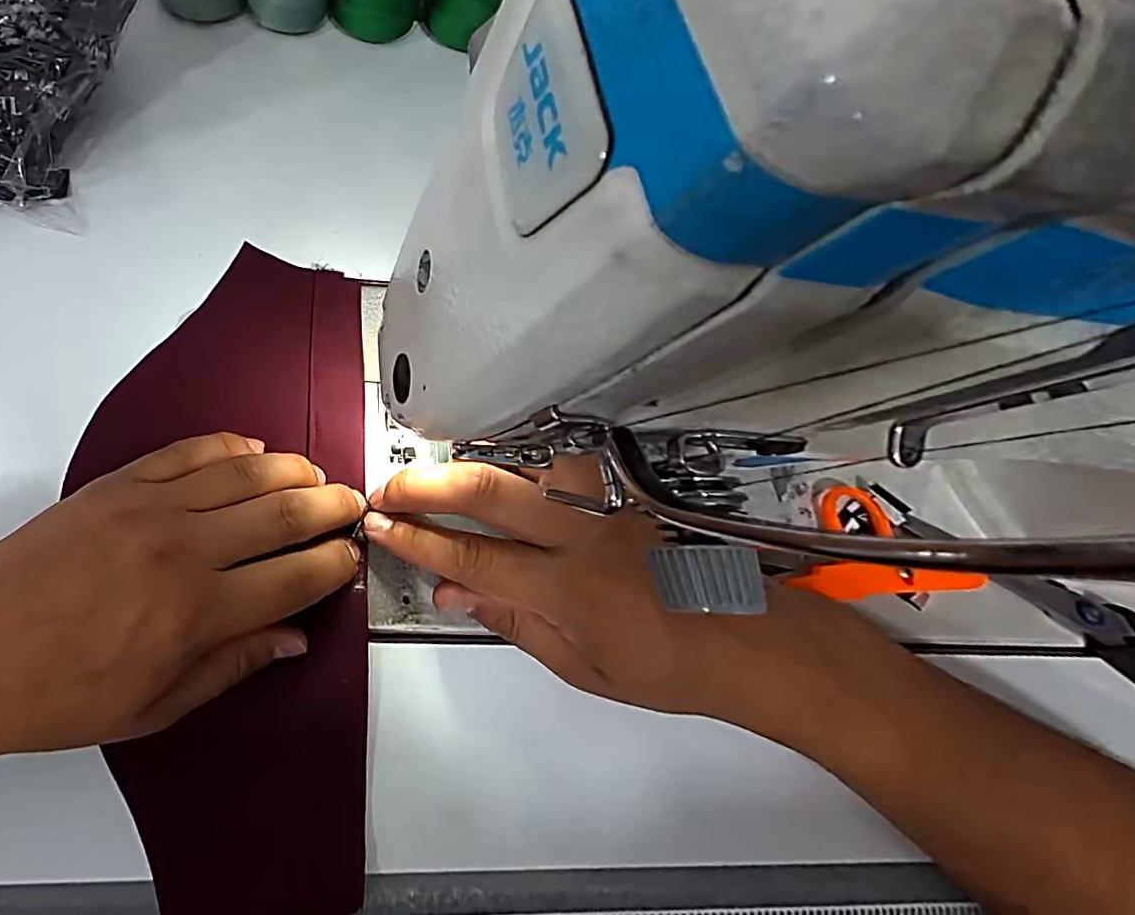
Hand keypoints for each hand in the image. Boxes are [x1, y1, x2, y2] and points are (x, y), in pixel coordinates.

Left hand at [0, 433, 363, 801]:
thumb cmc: (56, 691)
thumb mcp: (154, 707)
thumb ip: (233, 665)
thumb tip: (291, 638)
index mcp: (196, 612)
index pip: (294, 576)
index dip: (333, 564)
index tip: (349, 557)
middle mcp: (183, 549)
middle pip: (283, 513)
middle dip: (330, 506)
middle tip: (351, 505)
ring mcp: (150, 506)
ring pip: (245, 472)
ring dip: (291, 469)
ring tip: (315, 474)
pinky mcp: (119, 483)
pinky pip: (190, 451)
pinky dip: (229, 446)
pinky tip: (253, 450)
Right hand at [363, 459, 907, 735]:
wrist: (753, 639)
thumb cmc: (671, 666)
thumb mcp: (580, 667)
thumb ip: (511, 621)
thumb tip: (451, 595)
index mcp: (567, 592)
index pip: (471, 559)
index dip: (416, 541)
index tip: (380, 526)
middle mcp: (581, 540)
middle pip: (488, 494)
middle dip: (425, 486)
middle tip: (388, 487)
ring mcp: (603, 509)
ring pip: (525, 468)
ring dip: (472, 470)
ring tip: (433, 480)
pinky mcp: (618, 496)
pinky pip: (556, 472)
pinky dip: (517, 473)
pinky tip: (501, 484)